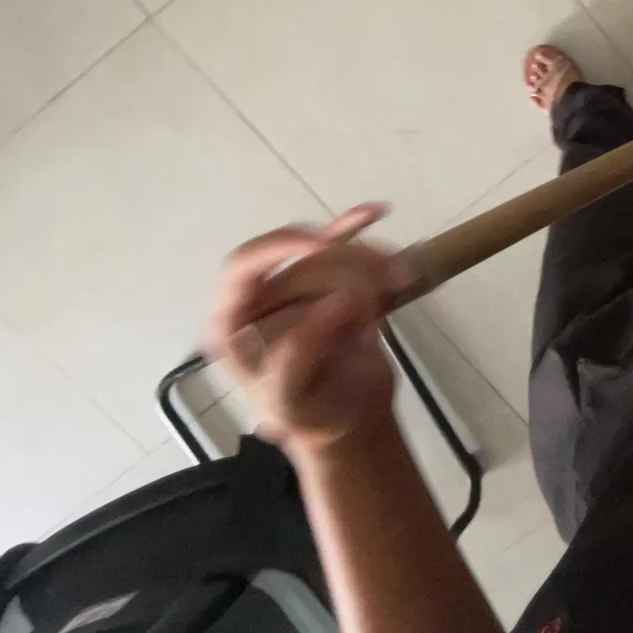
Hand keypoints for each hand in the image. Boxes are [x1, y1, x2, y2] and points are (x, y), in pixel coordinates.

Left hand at [205, 203, 409, 454]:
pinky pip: (343, 245)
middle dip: (349, 268)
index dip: (278, 248)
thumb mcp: (294, 402)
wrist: (353, 420)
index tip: (321, 244)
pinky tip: (375, 212)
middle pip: (306, 259)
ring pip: (336, 252)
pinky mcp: (331, 282)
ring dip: (373, 260)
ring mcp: (298, 288)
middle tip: (387, 288)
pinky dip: (358, 228)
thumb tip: (339, 301)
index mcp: (233, 326)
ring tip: (400, 281)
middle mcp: (261, 299)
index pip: (241, 267)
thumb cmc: (314, 417)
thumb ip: (299, 356)